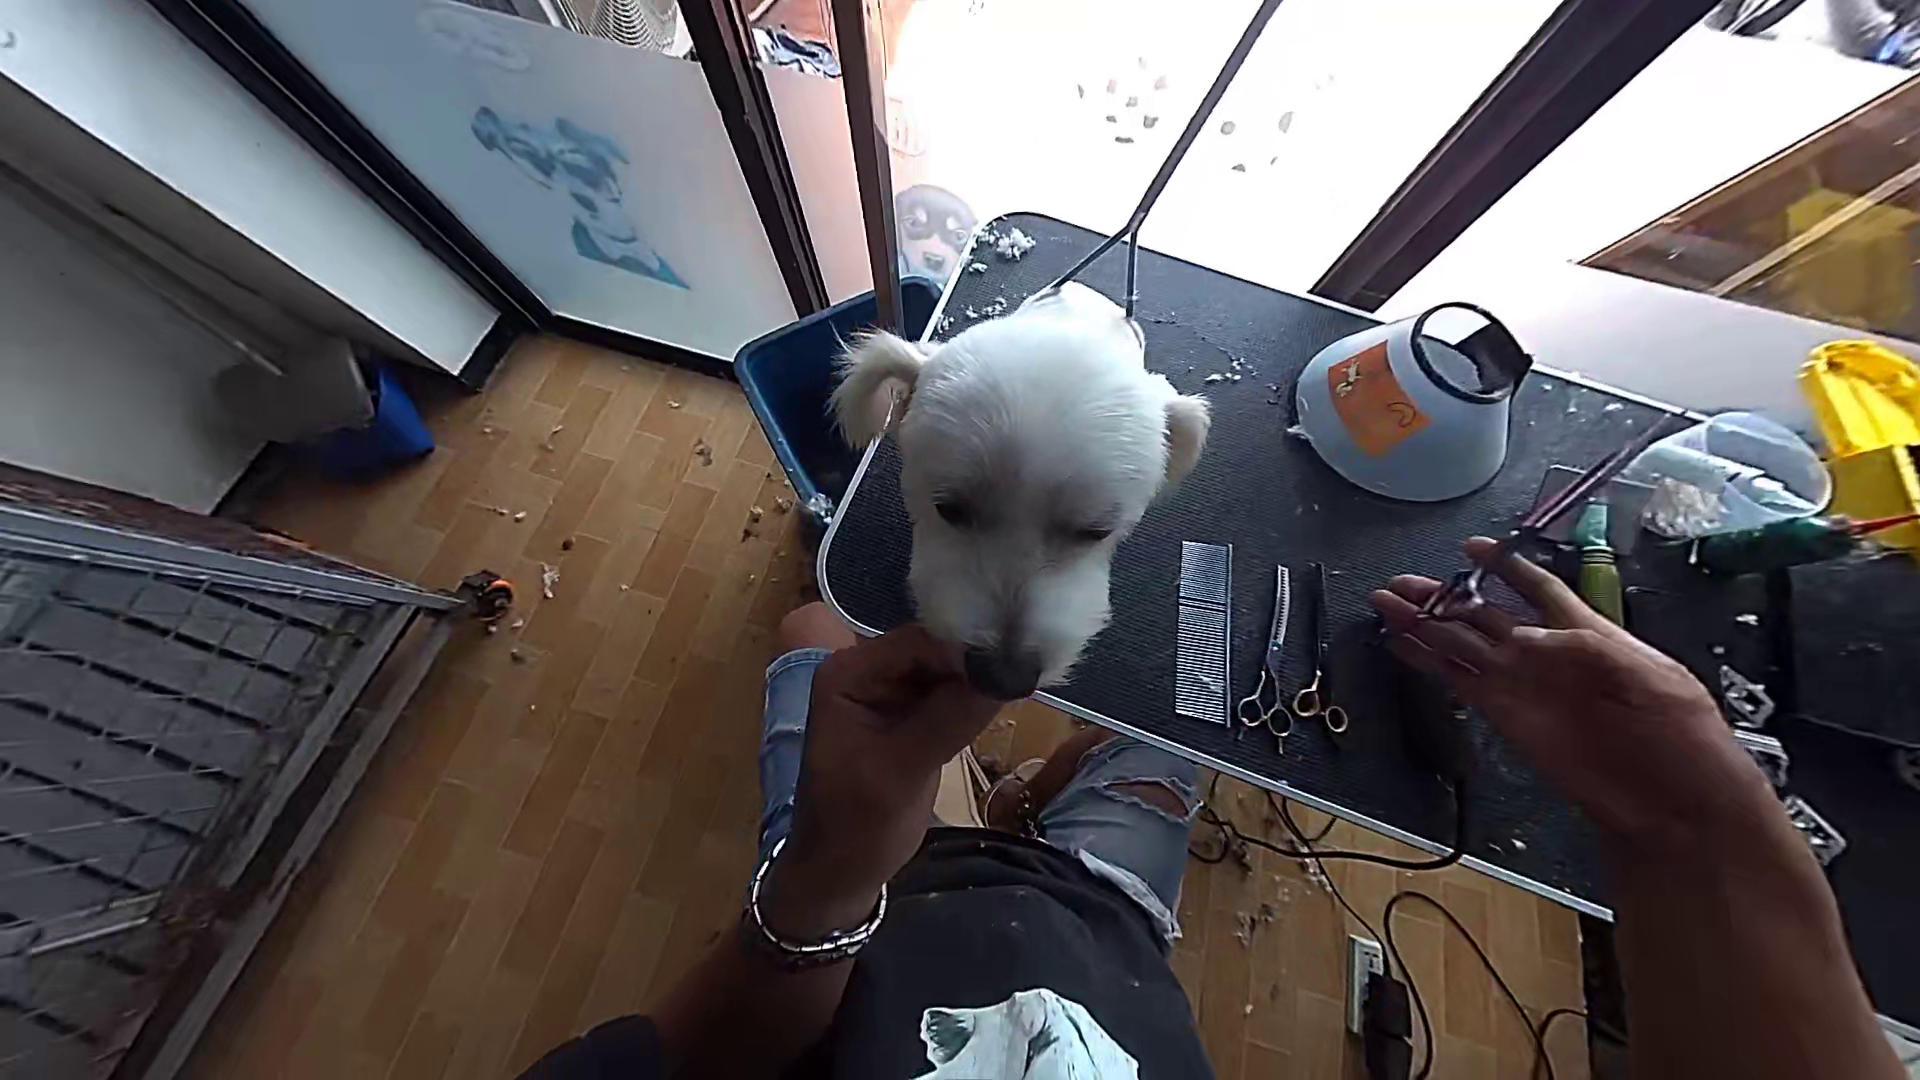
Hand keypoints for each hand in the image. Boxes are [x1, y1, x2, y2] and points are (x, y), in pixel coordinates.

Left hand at [761, 625, 999, 936]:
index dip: (965, 647)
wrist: (840, 872)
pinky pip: (950, 692)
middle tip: (1021, 672)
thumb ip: (949, 720)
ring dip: (979, 679)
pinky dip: (974, 698)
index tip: (1014, 658)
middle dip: (975, 662)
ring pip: (948, 668)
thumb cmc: (856, 826)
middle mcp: (869, 670)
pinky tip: (1000, 702)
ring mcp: (891, 690)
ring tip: (1017, 683)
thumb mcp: (900, 772)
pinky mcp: (911, 712)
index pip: (917, 642)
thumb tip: (1005, 672)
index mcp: (850, 672)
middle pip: (935, 649)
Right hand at [1369, 538, 1773, 844]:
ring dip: (1420, 622)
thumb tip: (1521, 636)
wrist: (1673, 810)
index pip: (1537, 589)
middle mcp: (1541, 652)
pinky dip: (1422, 659)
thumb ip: (1585, 649)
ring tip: (1385, 604)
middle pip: (1480, 613)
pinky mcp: (1496, 708)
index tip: (1472, 547)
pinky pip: (1451, 676)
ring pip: (1456, 641)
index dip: (1504, 566)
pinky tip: (1397, 643)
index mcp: (1585, 634)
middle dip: (1441, 594)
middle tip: (1402, 583)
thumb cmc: (1681, 741)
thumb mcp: (1652, 682)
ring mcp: (1515, 680)